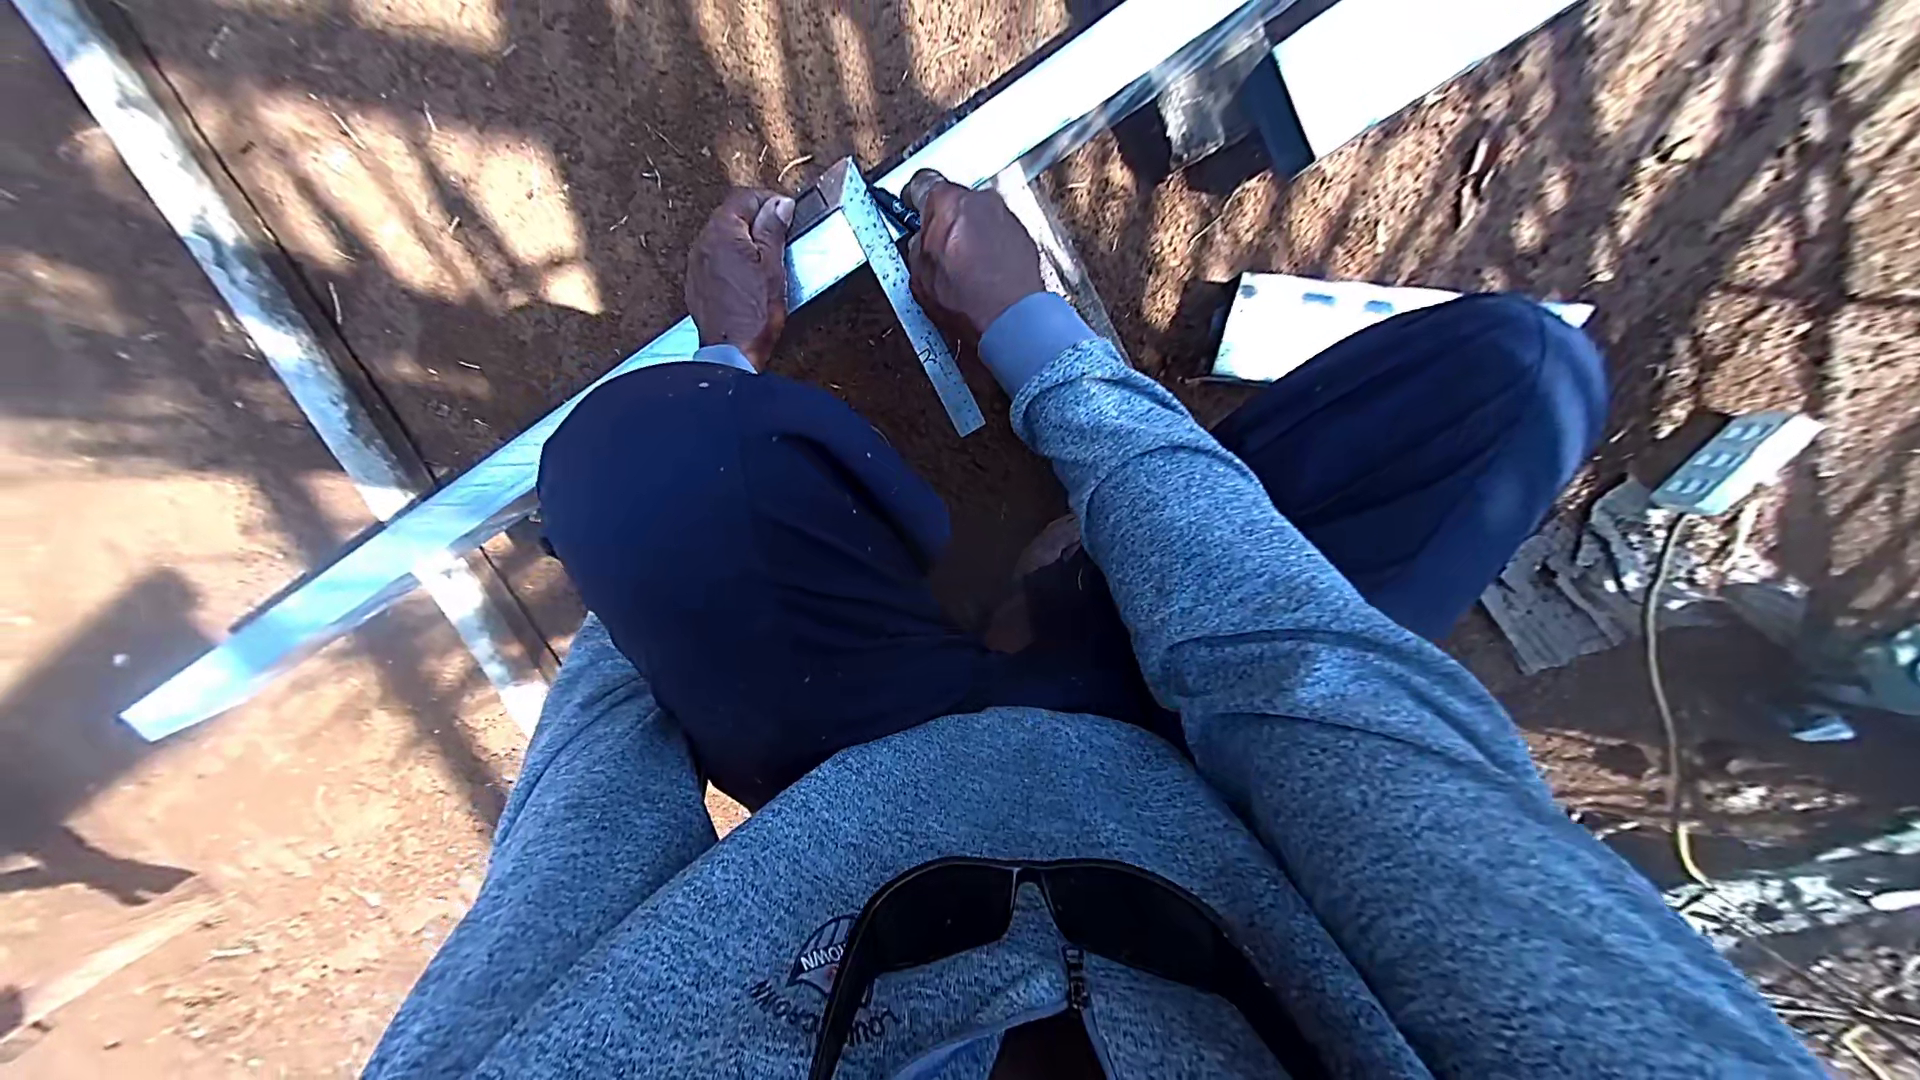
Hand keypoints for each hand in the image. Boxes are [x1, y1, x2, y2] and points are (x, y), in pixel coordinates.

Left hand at [685, 189, 794, 370]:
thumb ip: (773, 230)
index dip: (769, 200)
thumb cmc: (754, 314)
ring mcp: (697, 264)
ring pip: (723, 238)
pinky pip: (716, 260)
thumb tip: (779, 205)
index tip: (788, 211)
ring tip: (767, 258)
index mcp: (722, 231)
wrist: (732, 352)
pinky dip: (733, 260)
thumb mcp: (772, 267)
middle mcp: (703, 242)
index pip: (744, 197)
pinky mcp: (697, 284)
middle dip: (757, 220)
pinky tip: (749, 277)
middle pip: (731, 216)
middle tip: (781, 234)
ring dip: (745, 241)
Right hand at [904, 170, 1043, 342]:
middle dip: (947, 224)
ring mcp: (1006, 216)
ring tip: (965, 272)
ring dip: (971, 238)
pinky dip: (992, 250)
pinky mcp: (1024, 236)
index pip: (922, 184)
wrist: (1010, 321)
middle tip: (940, 254)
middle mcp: (980, 200)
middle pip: (955, 202)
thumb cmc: (968, 302)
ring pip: (980, 219)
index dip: (915, 201)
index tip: (913, 210)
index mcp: (947, 201)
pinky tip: (985, 276)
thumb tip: (919, 244)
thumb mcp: (920, 278)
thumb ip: (916, 247)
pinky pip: (1000, 236)